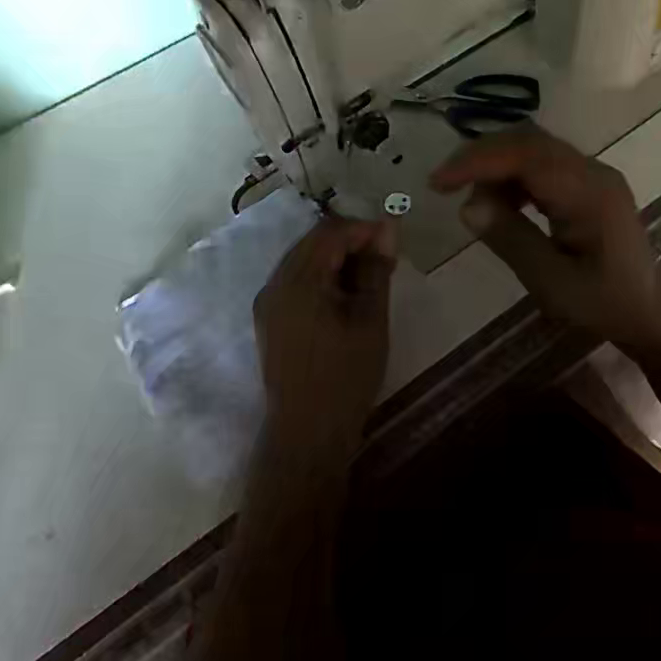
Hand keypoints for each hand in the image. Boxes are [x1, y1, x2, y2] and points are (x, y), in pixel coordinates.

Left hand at [254, 216, 396, 429]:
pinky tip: (343, 294)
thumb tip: (386, 232)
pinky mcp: (268, 319)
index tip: (393, 238)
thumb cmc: (345, 377)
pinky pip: (294, 282)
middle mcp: (274, 284)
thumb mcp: (370, 322)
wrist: (306, 432)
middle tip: (385, 258)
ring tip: (368, 276)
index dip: (363, 229)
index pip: (329, 232)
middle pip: (311, 242)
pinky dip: (320, 277)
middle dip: (349, 242)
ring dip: (334, 259)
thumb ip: (376, 272)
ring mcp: (267, 302)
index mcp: (297, 282)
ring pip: (302, 261)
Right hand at [429, 125, 660, 350]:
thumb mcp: (551, 282)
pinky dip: (509, 176)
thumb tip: (467, 206)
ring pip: (531, 148)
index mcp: (589, 194)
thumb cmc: (601, 303)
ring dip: (493, 167)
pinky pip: (539, 163)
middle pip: (528, 141)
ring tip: (473, 205)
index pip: (527, 157)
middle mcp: (592, 172)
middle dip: (480, 157)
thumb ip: (511, 240)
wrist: (646, 310)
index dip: (478, 162)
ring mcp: (590, 174)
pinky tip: (498, 205)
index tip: (438, 183)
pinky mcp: (584, 182)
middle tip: (444, 187)